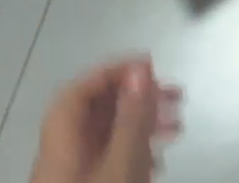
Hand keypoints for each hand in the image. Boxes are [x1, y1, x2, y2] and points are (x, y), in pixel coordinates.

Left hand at [29, 58, 181, 182]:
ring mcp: (73, 180)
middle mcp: (60, 161)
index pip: (75, 95)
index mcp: (60, 150)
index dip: (109, 73)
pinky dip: (137, 148)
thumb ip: (132, 117)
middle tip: (174, 95)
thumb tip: (140, 69)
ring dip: (142, 122)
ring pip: (104, 136)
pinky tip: (161, 159)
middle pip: (92, 114)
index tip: (149, 67)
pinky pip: (109, 159)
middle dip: (135, 97)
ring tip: (178, 124)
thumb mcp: (123, 165)